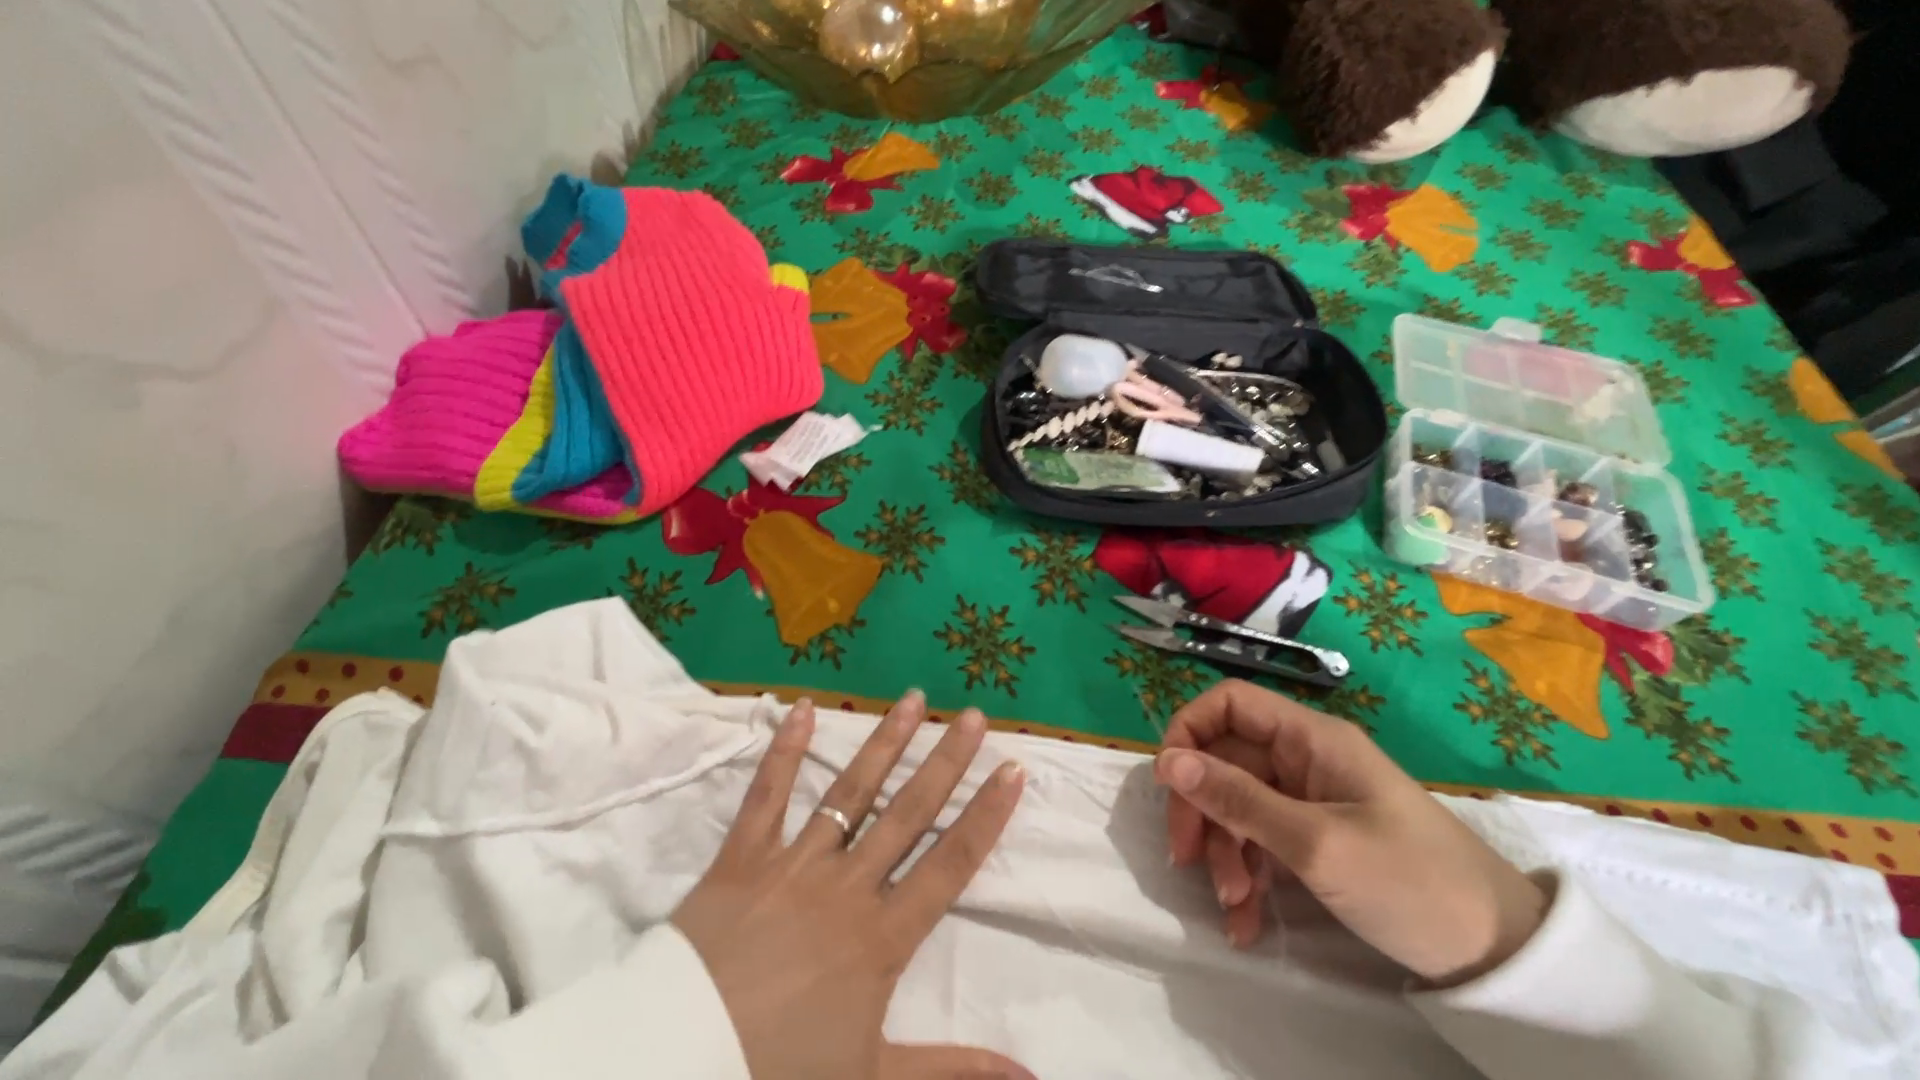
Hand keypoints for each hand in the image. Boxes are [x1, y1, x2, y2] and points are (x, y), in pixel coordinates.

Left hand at [672, 693, 1033, 1079]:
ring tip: (912, 699)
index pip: (951, 864)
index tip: (1014, 768)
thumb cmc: (781, 1068)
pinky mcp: (742, 858)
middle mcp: (847, 886)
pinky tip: (803, 709)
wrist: (681, 1058)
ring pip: (850, 793)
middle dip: (945, 762)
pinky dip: (784, 751)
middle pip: (909, 814)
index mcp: (883, 936)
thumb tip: (1032, 1079)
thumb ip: (954, 1071)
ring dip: (884, 743)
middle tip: (972, 715)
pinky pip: (766, 796)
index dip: (987, 816)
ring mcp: (793, 864)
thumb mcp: (876, 1079)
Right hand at [1155, 680, 1547, 985]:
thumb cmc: (1409, 883)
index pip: (1230, 703)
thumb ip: (1237, 799)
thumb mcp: (1315, 844)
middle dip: (1201, 811)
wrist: (1497, 953)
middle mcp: (1306, 760)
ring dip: (1223, 855)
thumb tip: (1166, 761)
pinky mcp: (1317, 841)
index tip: (1166, 785)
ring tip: (1234, 907)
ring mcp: (1311, 802)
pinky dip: (1247, 878)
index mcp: (1311, 740)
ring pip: (1238, 808)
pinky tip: (1245, 923)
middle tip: (1185, 861)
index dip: (1189, 731)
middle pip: (1225, 762)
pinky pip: (1261, 844)